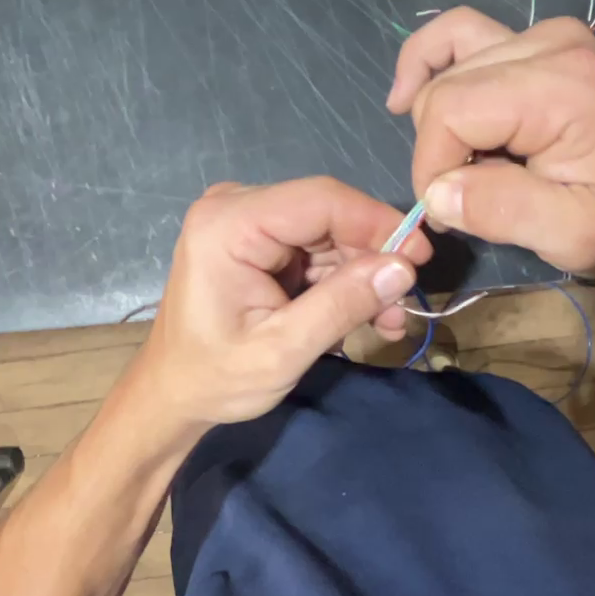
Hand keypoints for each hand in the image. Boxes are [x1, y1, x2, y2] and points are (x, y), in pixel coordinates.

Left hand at [127, 177, 432, 428]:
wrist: (173, 395)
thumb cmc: (216, 379)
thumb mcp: (283, 350)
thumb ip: (342, 306)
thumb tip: (404, 268)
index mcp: (228, 225)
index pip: (321, 200)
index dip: (378, 223)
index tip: (421, 258)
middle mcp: (235, 208)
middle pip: (327, 215)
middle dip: (372, 258)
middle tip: (403, 305)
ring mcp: (245, 223)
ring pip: (328, 235)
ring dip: (361, 277)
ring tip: (388, 321)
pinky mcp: (257, 243)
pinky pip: (314, 251)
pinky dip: (341, 283)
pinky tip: (365, 315)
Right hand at [387, 8, 594, 276]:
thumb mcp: (570, 235)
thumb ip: (501, 210)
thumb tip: (436, 194)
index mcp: (559, 87)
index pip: (450, 109)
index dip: (431, 167)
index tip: (449, 216)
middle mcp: (550, 44)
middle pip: (444, 87)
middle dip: (436, 151)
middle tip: (463, 203)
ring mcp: (548, 39)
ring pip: (448, 64)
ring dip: (435, 120)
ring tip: (448, 167)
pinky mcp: (544, 48)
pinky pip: (466, 41)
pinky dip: (434, 71)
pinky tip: (412, 100)